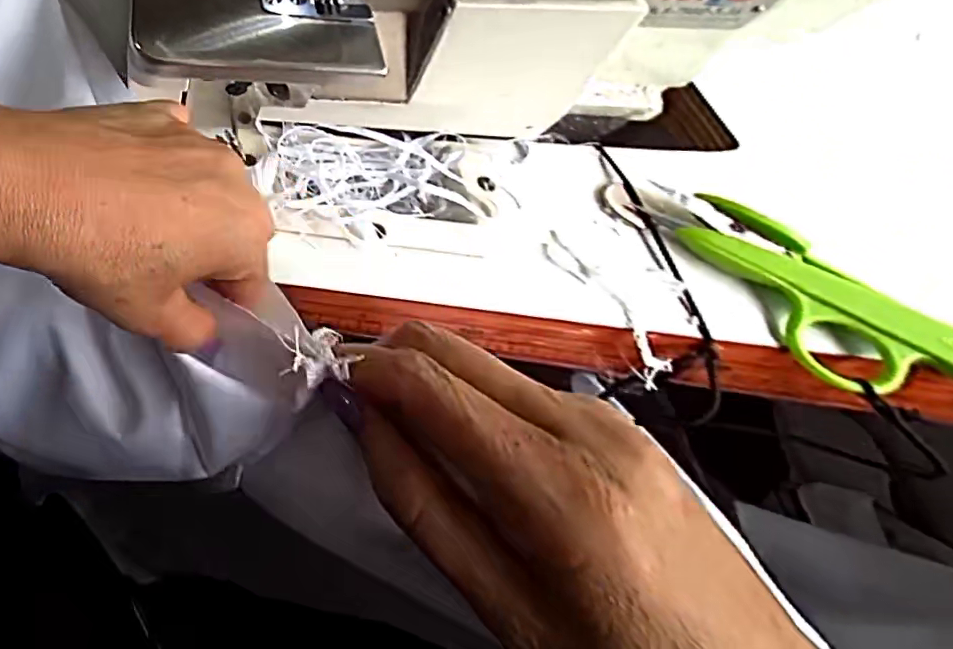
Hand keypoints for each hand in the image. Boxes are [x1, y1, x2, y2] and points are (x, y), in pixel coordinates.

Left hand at [0, 101, 272, 350]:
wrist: (31, 180)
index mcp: (242, 229)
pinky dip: (161, 159)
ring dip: (186, 202)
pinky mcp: (157, 111)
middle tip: (156, 261)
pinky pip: (173, 143)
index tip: (189, 301)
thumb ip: (194, 330)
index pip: (252, 281)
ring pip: (206, 182)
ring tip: (131, 216)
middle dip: (208, 247)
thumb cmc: (95, 251)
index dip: (222, 300)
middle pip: (234, 225)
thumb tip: (205, 325)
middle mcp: (232, 174)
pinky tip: (125, 173)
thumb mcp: (147, 316)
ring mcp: (193, 135)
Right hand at [345, 322, 811, 648]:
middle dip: (385, 357)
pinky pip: (514, 382)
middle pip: (447, 344)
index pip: (428, 379)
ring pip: (476, 356)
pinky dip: (467, 392)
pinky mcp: (618, 424)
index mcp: (560, 488)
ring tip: (405, 425)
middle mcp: (588, 431)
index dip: (364, 370)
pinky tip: (463, 439)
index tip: (333, 385)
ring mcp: (610, 421)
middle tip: (354, 396)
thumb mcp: (505, 609)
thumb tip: (370, 426)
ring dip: (425, 375)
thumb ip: (421, 504)